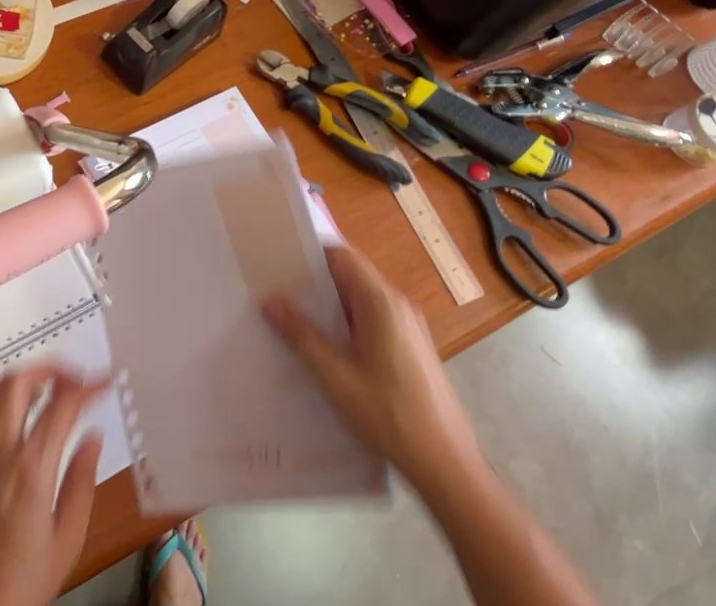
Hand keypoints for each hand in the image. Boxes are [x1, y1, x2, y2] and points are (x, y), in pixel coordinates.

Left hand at [0, 366, 107, 605]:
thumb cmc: (20, 583)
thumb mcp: (68, 538)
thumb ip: (81, 482)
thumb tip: (91, 439)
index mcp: (31, 469)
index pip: (63, 405)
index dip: (88, 385)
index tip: (104, 380)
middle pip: (19, 382)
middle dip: (50, 368)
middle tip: (73, 377)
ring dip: (15, 379)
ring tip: (38, 387)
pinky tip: (2, 413)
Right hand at [262, 246, 478, 480]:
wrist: (445, 462)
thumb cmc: (388, 414)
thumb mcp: (335, 376)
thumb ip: (301, 335)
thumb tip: (270, 300)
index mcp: (381, 303)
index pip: (341, 256)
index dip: (308, 254)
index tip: (276, 260)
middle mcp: (398, 306)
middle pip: (350, 275)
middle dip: (313, 280)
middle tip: (274, 289)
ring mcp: (408, 327)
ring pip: (360, 299)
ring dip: (329, 305)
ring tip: (291, 317)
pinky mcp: (410, 347)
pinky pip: (372, 319)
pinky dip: (346, 322)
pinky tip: (323, 346)